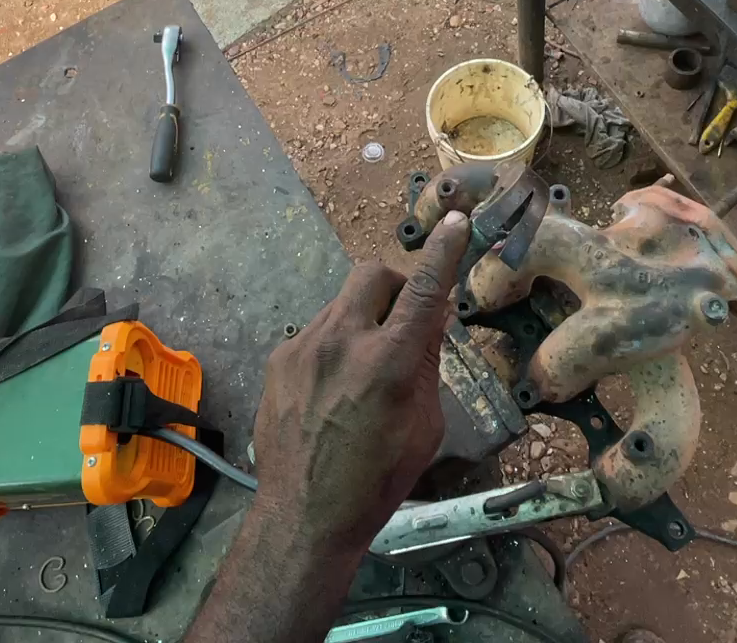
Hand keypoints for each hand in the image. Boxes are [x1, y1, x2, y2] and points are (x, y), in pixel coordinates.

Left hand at [249, 210, 470, 552]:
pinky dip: (335, 344)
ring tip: (361, 367)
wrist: (304, 515)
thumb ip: (427, 363)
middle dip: (394, 284)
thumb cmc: (378, 479)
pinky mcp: (280, 356)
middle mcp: (344, 341)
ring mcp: (305, 346)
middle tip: (400, 319)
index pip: (424, 290)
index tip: (456, 222)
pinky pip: (318, 330)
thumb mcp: (425, 425)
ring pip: (344, 302)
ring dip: (363, 318)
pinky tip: (331, 385)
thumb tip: (431, 319)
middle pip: (373, 273)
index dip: (444, 251)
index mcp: (389, 362)